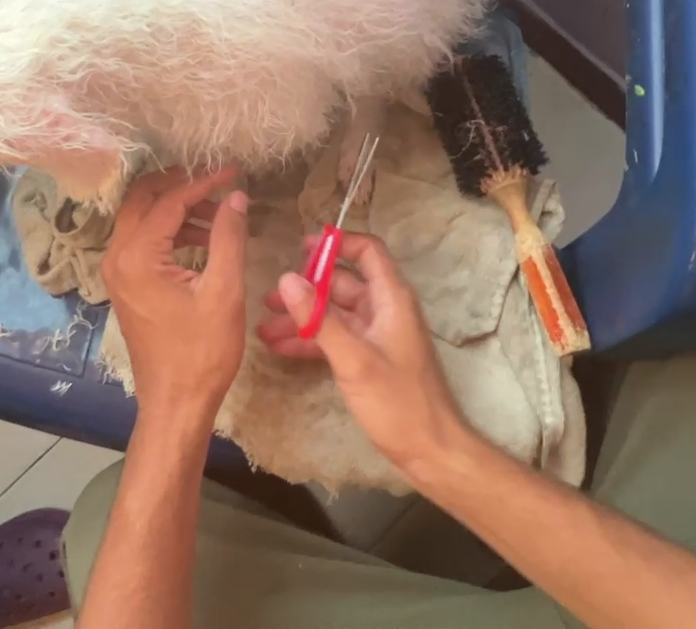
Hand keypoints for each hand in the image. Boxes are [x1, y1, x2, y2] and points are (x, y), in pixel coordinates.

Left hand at [102, 167, 247, 424]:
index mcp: (138, 256)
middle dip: (180, 184)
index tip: (235, 172)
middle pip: (142, 199)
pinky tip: (203, 238)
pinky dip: (169, 230)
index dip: (204, 182)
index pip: (170, 201)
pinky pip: (142, 240)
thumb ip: (228, 237)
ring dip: (176, 208)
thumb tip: (236, 196)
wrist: (175, 403)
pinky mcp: (125, 284)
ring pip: (140, 218)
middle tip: (218, 181)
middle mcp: (117, 257)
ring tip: (219, 214)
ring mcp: (117, 272)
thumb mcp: (224, 292)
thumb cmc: (202, 352)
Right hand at [257, 233, 467, 476]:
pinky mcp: (369, 358)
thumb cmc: (399, 402)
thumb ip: (319, 319)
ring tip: (264, 327)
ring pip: (334, 314)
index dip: (338, 243)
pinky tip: (280, 348)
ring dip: (302, 318)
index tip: (301, 247)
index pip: (368, 252)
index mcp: (391, 298)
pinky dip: (311, 340)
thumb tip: (286, 279)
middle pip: (342, 283)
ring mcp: (376, 335)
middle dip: (305, 289)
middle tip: (268, 298)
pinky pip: (335, 338)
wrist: (431, 452)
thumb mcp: (354, 359)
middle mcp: (384, 309)